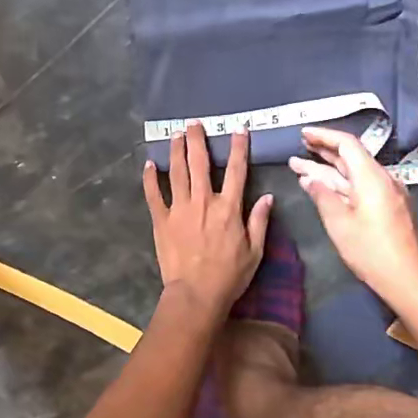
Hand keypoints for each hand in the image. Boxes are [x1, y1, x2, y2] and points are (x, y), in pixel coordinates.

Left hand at [143, 123, 273, 315]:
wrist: (196, 294)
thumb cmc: (229, 276)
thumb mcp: (255, 251)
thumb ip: (260, 221)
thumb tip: (268, 197)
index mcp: (229, 208)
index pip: (236, 170)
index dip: (238, 147)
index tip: (238, 129)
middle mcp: (203, 201)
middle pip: (200, 163)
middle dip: (197, 139)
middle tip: (194, 123)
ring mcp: (180, 209)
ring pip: (177, 172)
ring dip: (176, 150)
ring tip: (175, 134)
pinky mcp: (161, 220)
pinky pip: (154, 194)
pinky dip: (150, 178)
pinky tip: (149, 164)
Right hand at [289, 126, 417, 315]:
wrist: (408, 279)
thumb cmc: (371, 250)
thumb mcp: (339, 223)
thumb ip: (322, 195)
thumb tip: (309, 178)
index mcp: (372, 177)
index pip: (347, 144)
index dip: (324, 136)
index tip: (303, 133)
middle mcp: (383, 179)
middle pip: (351, 157)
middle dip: (323, 151)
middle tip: (299, 146)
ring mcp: (387, 194)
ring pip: (354, 174)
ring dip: (328, 170)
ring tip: (300, 166)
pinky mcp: (389, 207)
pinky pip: (361, 186)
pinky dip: (340, 184)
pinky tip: (323, 188)